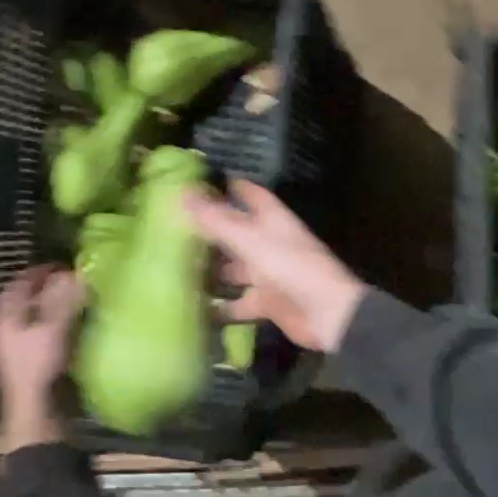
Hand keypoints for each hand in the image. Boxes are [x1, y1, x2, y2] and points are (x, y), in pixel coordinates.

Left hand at [0, 266, 83, 450]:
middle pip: (25, 302)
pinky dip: (55, 326)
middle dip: (46, 290)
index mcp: (3, 318)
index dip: (38, 272)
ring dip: (52, 309)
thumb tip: (77, 274)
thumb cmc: (40, 366)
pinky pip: (41, 335)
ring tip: (73, 302)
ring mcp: (14, 349)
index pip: (18, 285)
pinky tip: (71, 328)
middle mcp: (3, 331)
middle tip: (69, 282)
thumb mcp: (54, 328)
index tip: (60, 265)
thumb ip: (65, 300)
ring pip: (33, 319)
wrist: (37, 410)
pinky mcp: (28, 363)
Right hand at [184, 181, 367, 352]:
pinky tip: (194, 307)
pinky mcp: (267, 303)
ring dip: (211, 271)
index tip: (196, 182)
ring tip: (174, 269)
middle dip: (210, 232)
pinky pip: (238, 304)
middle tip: (171, 230)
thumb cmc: (291, 267)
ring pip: (234, 270)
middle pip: (237, 233)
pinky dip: (220, 307)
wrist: (326, 314)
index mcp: (272, 221)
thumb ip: (216, 218)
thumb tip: (182, 191)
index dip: (228, 187)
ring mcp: (268, 274)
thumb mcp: (250, 239)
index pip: (250, 195)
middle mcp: (270, 244)